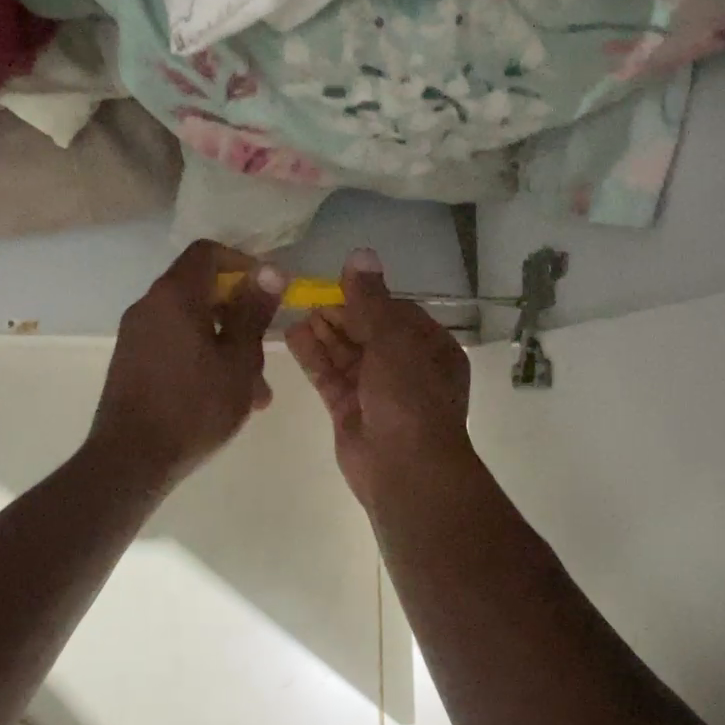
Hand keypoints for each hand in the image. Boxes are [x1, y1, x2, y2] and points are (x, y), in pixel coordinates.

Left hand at [87, 240, 283, 489]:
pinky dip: (202, 360)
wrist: (131, 459)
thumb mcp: (239, 360)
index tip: (267, 293)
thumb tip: (269, 270)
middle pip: (201, 291)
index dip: (242, 263)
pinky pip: (174, 346)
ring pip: (191, 326)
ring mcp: (135, 335)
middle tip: (265, 354)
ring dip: (226, 347)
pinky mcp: (130, 362)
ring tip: (254, 392)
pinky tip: (223, 399)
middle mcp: (149, 305)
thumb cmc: (194, 407)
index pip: (208, 252)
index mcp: (175, 295)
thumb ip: (253, 312)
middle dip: (239, 317)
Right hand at [286, 247, 475, 508]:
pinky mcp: (350, 412)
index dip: (366, 297)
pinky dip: (313, 358)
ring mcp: (377, 392)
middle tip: (308, 295)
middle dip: (340, 315)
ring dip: (324, 334)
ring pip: (346, 355)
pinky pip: (330, 378)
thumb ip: (370, 301)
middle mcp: (407, 369)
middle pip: (368, 333)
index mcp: (431, 350)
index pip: (396, 313)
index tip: (336, 282)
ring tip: (295, 310)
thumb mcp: (394, 341)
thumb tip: (360, 255)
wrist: (405, 470)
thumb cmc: (410, 398)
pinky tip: (292, 336)